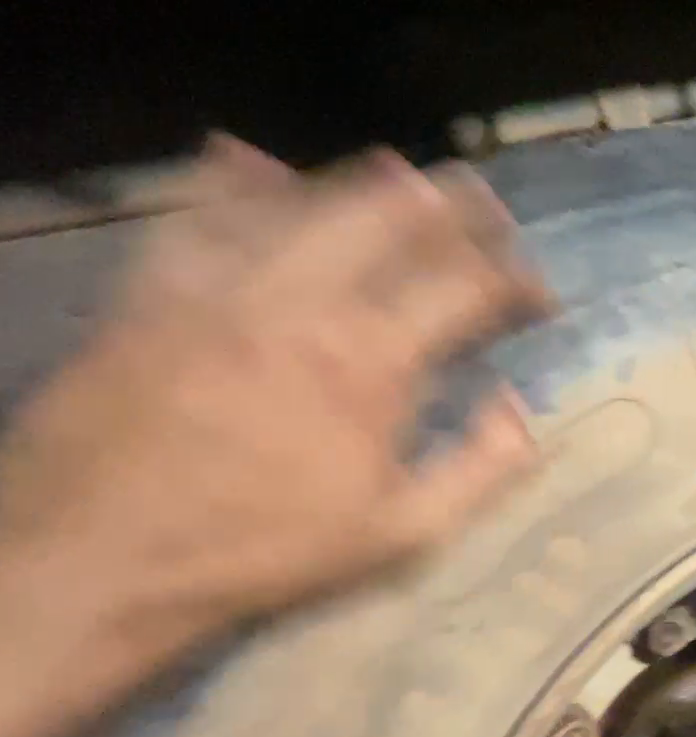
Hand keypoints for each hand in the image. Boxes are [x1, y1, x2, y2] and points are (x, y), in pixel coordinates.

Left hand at [0, 135, 548, 736]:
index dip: (514, 279)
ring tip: (407, 177)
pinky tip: (257, 161)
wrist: (97, 559)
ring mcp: (217, 289)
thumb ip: (484, 468)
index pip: (463, 288)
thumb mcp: (407, 532)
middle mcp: (299, 305)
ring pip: (299, 203)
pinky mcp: (150, 293)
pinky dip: (232, 181)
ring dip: (363, 184)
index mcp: (371, 364)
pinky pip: (195, 214)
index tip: (541, 292)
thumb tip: (523, 411)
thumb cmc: (271, 548)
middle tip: (487, 206)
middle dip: (451, 207)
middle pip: (387, 221)